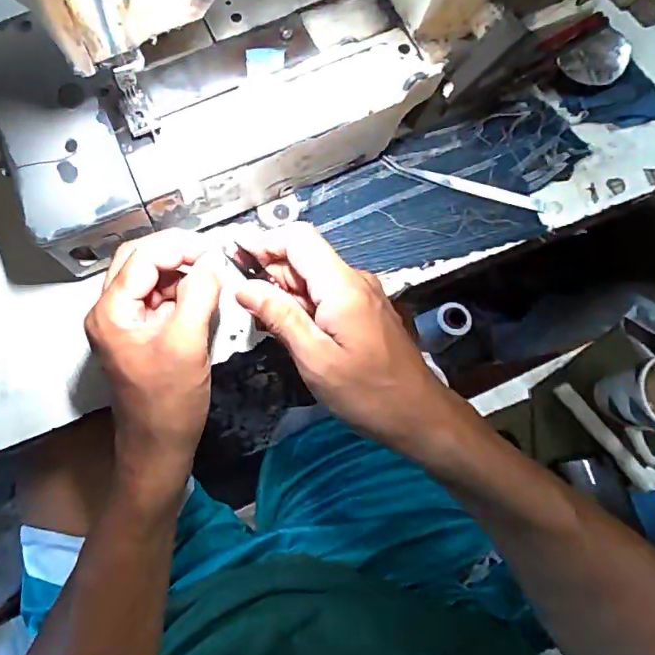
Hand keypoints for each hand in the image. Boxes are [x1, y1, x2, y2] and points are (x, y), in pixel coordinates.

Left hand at [84, 230, 222, 507]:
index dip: (178, 247)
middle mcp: (108, 312)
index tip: (212, 250)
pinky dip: (177, 292)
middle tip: (209, 255)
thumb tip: (211, 261)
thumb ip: (199, 294)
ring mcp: (121, 322)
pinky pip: (155, 299)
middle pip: (138, 260)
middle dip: (174, 253)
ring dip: (177, 271)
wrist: (157, 447)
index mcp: (110, 312)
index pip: (142, 257)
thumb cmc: (168, 403)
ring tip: (209, 276)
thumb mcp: (188, 342)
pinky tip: (200, 296)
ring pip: (147, 277)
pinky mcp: (136, 333)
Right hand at [234, 224, 467, 454]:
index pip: (298, 238)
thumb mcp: (315, 359)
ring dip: (283, 291)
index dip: (263, 242)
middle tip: (244, 302)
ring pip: (311, 276)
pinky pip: (324, 293)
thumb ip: (280, 317)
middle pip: (303, 256)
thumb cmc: (368, 393)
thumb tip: (245, 288)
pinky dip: (301, 304)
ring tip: (263, 320)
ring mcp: (361, 294)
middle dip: (268, 271)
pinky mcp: (363, 310)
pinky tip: (289, 329)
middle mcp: (354, 281)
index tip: (235, 260)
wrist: (419, 416)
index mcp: (342, 286)